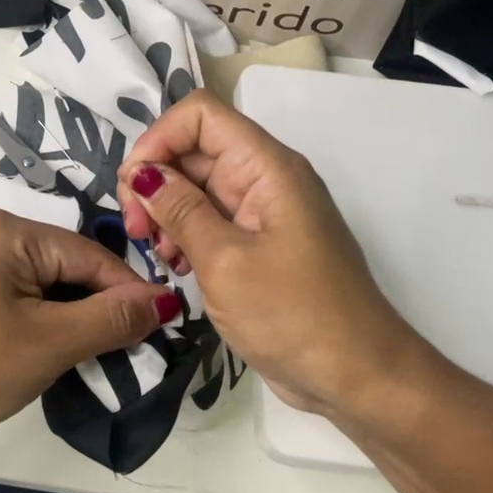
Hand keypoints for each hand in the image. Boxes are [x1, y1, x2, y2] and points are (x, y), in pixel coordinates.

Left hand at [0, 210, 177, 462]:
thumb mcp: (46, 344)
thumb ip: (110, 319)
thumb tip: (165, 299)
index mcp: (6, 229)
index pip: (90, 254)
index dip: (130, 294)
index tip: (164, 333)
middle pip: (63, 267)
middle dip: (96, 311)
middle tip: (127, 357)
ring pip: (38, 287)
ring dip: (67, 322)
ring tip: (88, 363)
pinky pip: (10, 300)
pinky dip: (34, 326)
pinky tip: (40, 358)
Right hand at [118, 90, 426, 423]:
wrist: (359, 378)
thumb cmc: (294, 316)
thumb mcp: (225, 262)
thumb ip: (180, 210)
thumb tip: (142, 174)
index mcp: (266, 167)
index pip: (200, 114)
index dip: (158, 139)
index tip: (133, 187)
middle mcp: (265, 177)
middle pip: (193, 149)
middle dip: (155, 182)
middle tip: (137, 232)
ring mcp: (263, 211)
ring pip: (197, 186)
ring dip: (166, 212)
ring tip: (161, 256)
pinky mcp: (259, 243)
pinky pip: (210, 219)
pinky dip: (185, 234)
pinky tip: (179, 268)